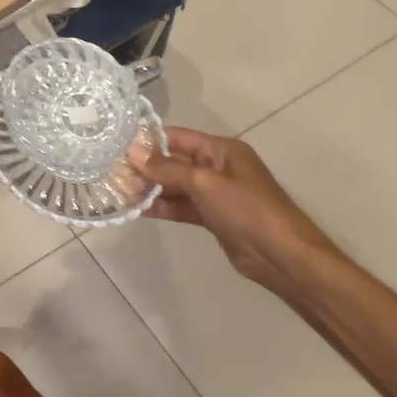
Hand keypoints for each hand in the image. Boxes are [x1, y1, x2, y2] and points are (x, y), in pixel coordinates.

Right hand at [129, 127, 337, 297]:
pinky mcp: (213, 217)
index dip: (147, 140)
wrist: (286, 260)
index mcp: (222, 150)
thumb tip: (131, 152)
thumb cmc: (249, 211)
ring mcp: (215, 194)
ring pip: (174, 185)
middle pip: (173, 161)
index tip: (115, 143)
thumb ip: (167, 169)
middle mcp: (217, 167)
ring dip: (149, 188)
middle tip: (110, 169)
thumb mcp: (205, 183)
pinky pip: (181, 206)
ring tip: (117, 189)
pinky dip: (162, 206)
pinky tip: (137, 209)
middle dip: (144, 166)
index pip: (176, 136)